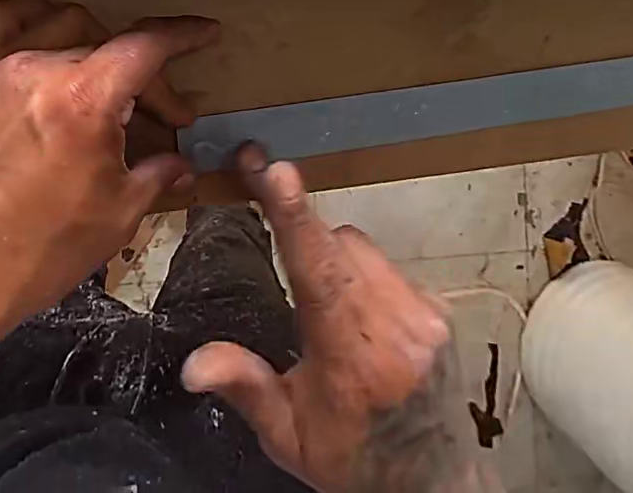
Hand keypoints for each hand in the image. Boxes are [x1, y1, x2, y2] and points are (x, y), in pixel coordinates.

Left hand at [0, 0, 219, 346]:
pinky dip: (36, 16)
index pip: (146, 45)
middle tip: (167, 120)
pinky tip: (52, 34)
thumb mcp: (116, 215)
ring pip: (69, 27)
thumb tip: (182, 165)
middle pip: (113, 49)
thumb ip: (157, 174)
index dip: (185, 34)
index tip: (207, 32)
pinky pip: (4, 22)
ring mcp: (2, 69)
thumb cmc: (36, 254)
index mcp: (83, 101)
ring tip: (114, 85)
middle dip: (150, 80)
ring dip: (104, 50)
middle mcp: (42, 69)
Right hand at [182, 145, 497, 492]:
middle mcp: (394, 325)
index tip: (275, 170)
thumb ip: (246, 388)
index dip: (294, 215)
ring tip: (328, 307)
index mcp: (350, 357)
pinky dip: (364, 273)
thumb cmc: (355, 458)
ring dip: (334, 258)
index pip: (317, 270)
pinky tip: (363, 314)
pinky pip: (387, 263)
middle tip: (288, 263)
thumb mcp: (290, 436)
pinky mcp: (439, 306)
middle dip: (307, 240)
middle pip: (337, 244)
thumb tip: (194, 364)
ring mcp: (423, 313)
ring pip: (362, 246)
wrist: (436, 481)